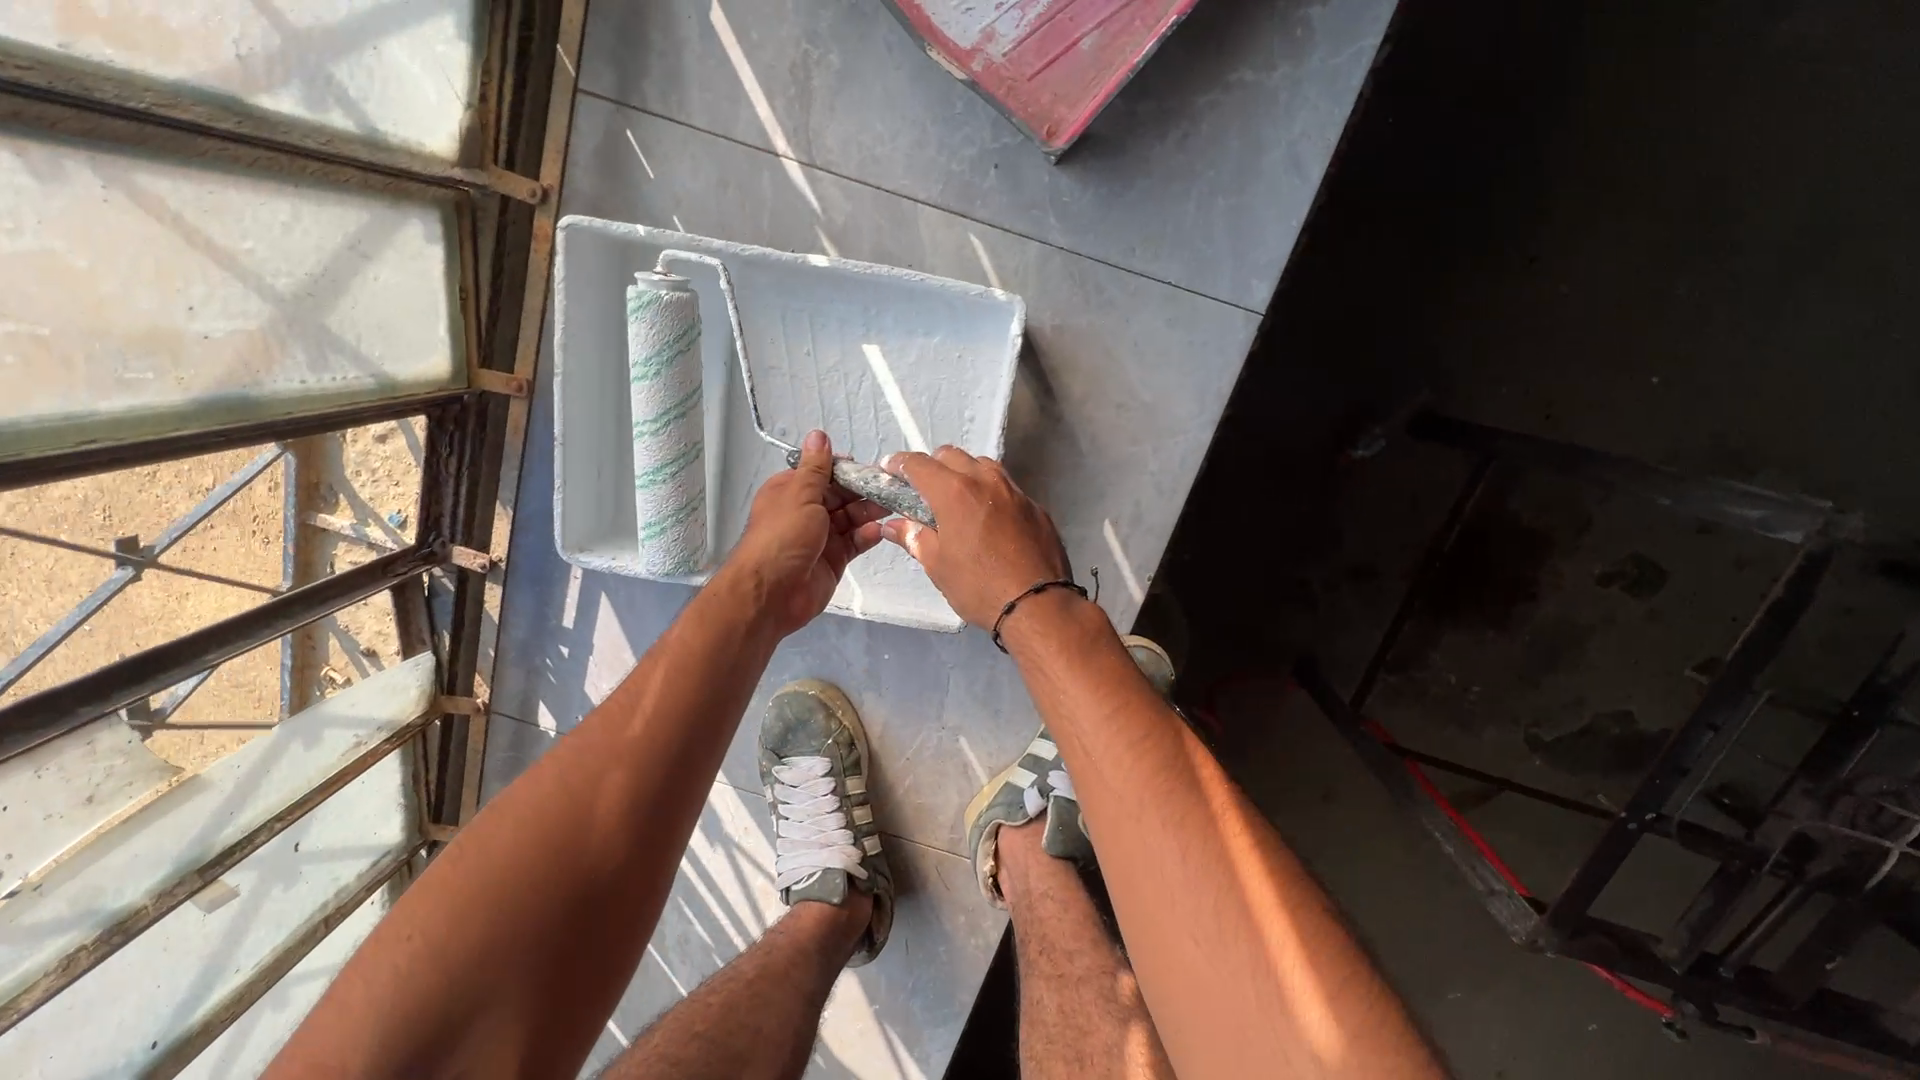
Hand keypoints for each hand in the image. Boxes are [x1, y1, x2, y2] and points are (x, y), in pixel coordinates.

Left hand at [724, 430, 886, 635]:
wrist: (771, 593)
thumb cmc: (782, 537)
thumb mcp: (800, 495)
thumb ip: (816, 468)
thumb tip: (818, 435)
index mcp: (790, 491)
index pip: (823, 473)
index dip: (846, 469)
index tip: (871, 468)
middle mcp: (805, 512)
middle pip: (840, 495)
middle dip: (864, 491)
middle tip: (892, 487)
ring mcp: (820, 537)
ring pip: (850, 518)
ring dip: (869, 512)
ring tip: (892, 506)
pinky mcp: (833, 560)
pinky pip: (854, 543)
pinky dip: (867, 536)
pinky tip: (879, 531)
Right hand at [879, 447, 1071, 628]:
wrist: (1038, 605)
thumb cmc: (979, 587)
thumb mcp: (937, 565)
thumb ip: (914, 538)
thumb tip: (894, 525)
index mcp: (955, 492)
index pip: (918, 464)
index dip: (898, 464)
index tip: (889, 470)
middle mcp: (985, 480)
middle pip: (951, 456)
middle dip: (932, 466)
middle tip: (923, 492)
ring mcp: (1015, 491)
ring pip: (983, 466)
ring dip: (965, 474)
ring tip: (958, 501)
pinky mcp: (1035, 506)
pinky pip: (1007, 488)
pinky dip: (990, 494)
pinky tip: (990, 520)